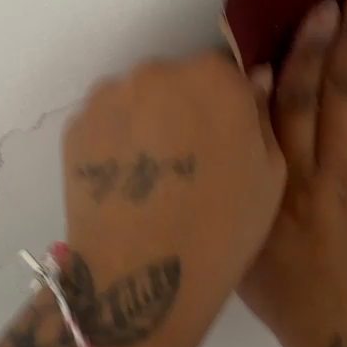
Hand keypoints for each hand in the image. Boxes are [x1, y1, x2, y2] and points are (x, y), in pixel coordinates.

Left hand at [61, 53, 285, 346]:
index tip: (224, 139)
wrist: (142, 275)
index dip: (227, 105)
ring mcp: (111, 97)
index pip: (224, 72)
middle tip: (188, 162)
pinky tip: (125, 184)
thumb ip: (262, 114)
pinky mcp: (76, 126)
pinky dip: (115, 144)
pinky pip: (106, 124)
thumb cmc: (223, 227)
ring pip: (137, 99)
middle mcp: (158, 72)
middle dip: (183, 109)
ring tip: (152, 178)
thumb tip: (255, 79)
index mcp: (214, 77)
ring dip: (146, 123)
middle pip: (176, 80)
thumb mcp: (270, 173)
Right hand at [239, 0, 346, 346]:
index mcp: (288, 181)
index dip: (309, 54)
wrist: (341, 331)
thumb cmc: (276, 285)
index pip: (297, 106)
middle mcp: (331, 170)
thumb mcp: (241, 234)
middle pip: (343, 91)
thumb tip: (252, 94)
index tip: (321, 7)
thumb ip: (245, 165)